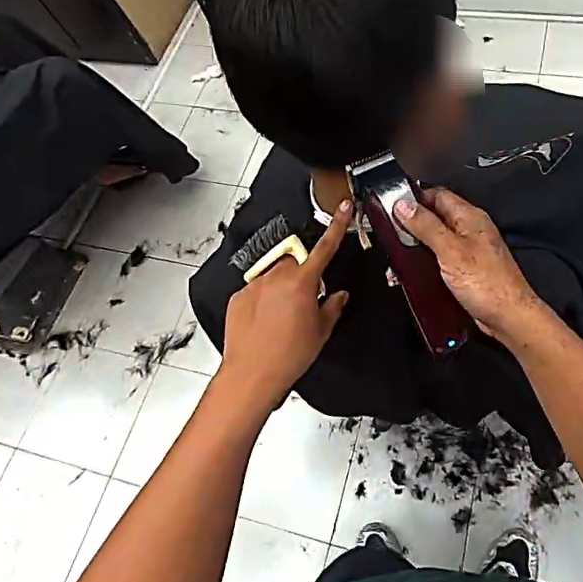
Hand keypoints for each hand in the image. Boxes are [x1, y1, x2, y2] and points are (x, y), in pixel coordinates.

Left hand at [217, 201, 352, 405]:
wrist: (252, 374)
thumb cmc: (288, 355)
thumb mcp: (321, 331)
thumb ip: (332, 306)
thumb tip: (337, 296)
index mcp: (301, 283)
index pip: (324, 247)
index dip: (337, 224)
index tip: (344, 207)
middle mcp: (276, 278)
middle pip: (296, 262)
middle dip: (303, 274)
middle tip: (307, 300)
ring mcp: (254, 286)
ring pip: (275, 275)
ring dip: (283, 287)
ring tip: (284, 317)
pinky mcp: (238, 297)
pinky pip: (257, 290)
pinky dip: (265, 300)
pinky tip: (268, 323)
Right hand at [391, 187, 549, 339]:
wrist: (508, 317)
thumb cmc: (491, 286)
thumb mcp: (451, 251)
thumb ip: (427, 226)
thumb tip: (405, 206)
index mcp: (470, 218)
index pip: (437, 194)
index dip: (414, 197)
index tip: (393, 206)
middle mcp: (470, 232)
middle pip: (433, 218)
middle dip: (411, 226)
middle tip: (393, 236)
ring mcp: (468, 252)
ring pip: (434, 241)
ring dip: (416, 248)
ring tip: (400, 259)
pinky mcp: (465, 271)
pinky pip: (439, 261)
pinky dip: (425, 266)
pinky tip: (415, 275)